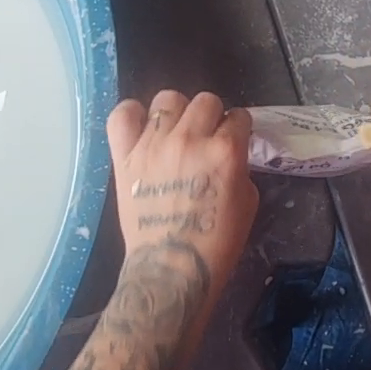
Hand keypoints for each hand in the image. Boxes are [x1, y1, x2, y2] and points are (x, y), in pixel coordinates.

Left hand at [107, 91, 258, 289]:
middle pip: (206, 101)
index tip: (233, 141)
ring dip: (177, 115)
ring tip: (175, 135)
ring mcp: (153, 146)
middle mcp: (189, 140)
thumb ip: (238, 166)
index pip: (238, 117)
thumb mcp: (248, 201)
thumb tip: (226, 150)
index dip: (238, 129)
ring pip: (168, 99)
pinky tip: (142, 130)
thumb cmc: (217, 242)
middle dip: (212, 118)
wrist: (172, 271)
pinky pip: (122, 115)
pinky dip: (132, 116)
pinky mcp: (126, 157)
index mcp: (225, 151)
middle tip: (206, 140)